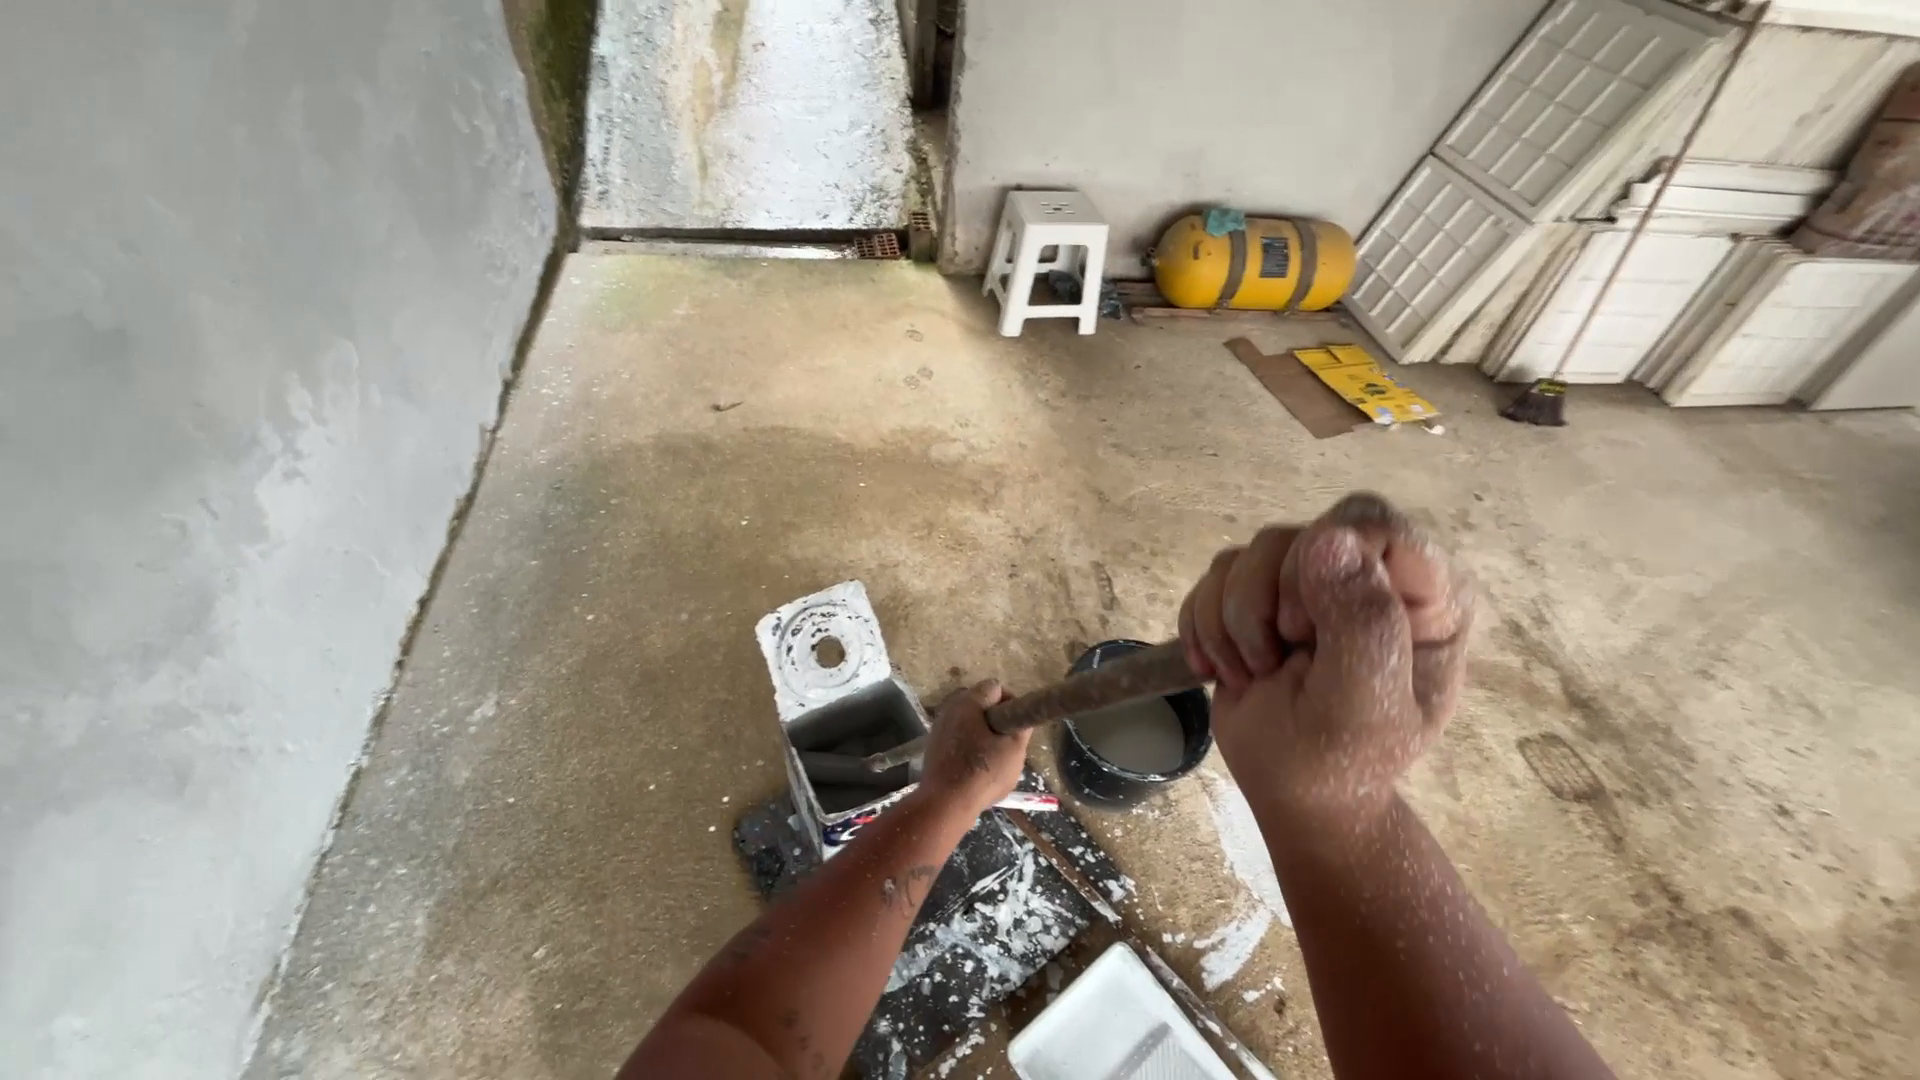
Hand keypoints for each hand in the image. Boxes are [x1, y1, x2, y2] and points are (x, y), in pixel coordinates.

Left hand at [915, 680, 1032, 817]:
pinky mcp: (933, 744)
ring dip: (982, 731)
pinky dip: (968, 743)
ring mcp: (938, 726)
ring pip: (967, 720)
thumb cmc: (983, 773)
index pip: (995, 687)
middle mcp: (949, 708)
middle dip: (996, 717)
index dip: (1011, 702)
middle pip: (979, 702)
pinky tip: (975, 764)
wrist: (945, 803)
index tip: (1017, 723)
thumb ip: (1021, 727)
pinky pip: (957, 735)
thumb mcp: (1014, 750)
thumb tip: (1021, 718)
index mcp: (967, 702)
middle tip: (1007, 740)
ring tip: (993, 755)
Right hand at [1177, 493, 1473, 826]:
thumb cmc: (1339, 762)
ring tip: (1251, 675)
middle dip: (1263, 604)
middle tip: (1277, 662)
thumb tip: (1328, 537)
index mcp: (1423, 596)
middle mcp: (1367, 576)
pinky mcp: (1257, 596)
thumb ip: (1360, 623)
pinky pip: (1212, 577)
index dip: (1321, 565)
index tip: (1303, 631)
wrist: (1292, 791)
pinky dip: (1203, 626)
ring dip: (1230, 624)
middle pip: (1294, 536)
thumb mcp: (1362, 706)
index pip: (1372, 522)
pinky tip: (1221, 668)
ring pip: (1244, 555)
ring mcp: (1307, 583)